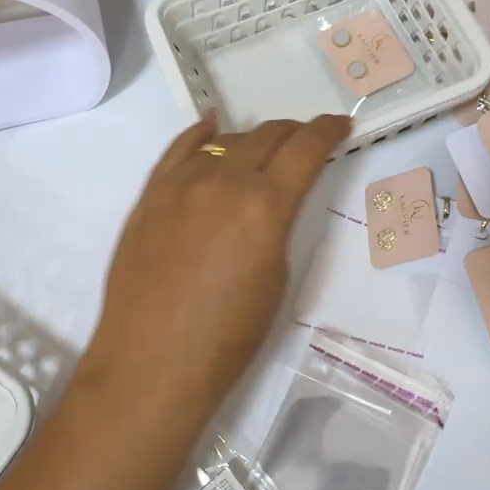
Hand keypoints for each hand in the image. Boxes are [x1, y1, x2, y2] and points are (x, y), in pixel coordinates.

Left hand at [83, 114, 351, 408]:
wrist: (152, 364)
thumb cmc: (228, 337)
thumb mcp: (276, 278)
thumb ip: (278, 226)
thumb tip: (272, 201)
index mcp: (265, 206)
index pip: (305, 150)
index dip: (328, 132)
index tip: (340, 126)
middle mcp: (223, 182)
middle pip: (267, 136)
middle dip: (294, 133)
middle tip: (307, 142)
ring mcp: (180, 184)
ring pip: (225, 141)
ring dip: (252, 141)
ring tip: (263, 151)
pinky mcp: (149, 196)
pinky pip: (179, 149)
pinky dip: (201, 134)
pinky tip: (212, 127)